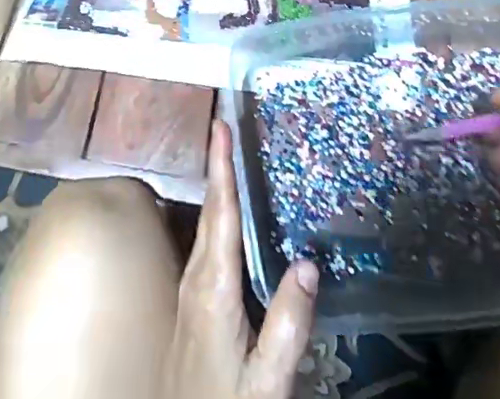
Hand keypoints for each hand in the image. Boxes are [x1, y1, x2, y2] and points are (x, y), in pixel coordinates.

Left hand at [162, 120, 317, 398]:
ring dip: (217, 187)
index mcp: (213, 286)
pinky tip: (230, 214)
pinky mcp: (194, 301)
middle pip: (209, 209)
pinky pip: (207, 242)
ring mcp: (190, 289)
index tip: (219, 126)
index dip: (221, 167)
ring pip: (205, 224)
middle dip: (217, 165)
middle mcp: (196, 277)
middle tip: (226, 127)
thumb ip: (287, 324)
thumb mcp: (266, 379)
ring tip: (230, 157)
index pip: (219, 212)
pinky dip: (217, 215)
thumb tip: (309, 263)